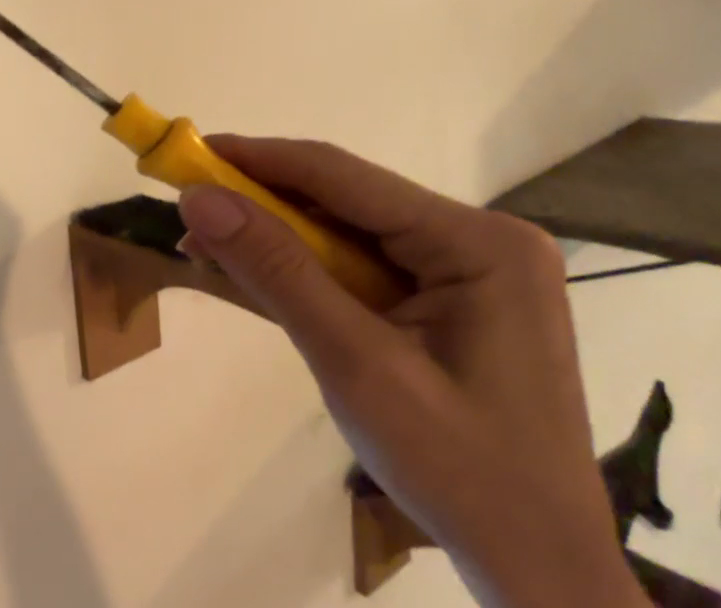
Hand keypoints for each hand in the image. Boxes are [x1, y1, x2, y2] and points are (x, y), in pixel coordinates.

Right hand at [175, 138, 645, 607]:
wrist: (537, 564)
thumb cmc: (458, 468)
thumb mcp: (355, 364)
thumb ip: (276, 272)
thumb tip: (197, 197)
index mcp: (479, 244)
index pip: (342, 177)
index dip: (255, 159)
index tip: (182, 155)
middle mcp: (482, 241)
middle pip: (345, 201)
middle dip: (260, 205)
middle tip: (186, 216)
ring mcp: (472, 272)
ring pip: (348, 233)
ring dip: (276, 240)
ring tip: (206, 250)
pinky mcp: (455, 303)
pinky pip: (363, 268)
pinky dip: (306, 272)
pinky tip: (259, 279)